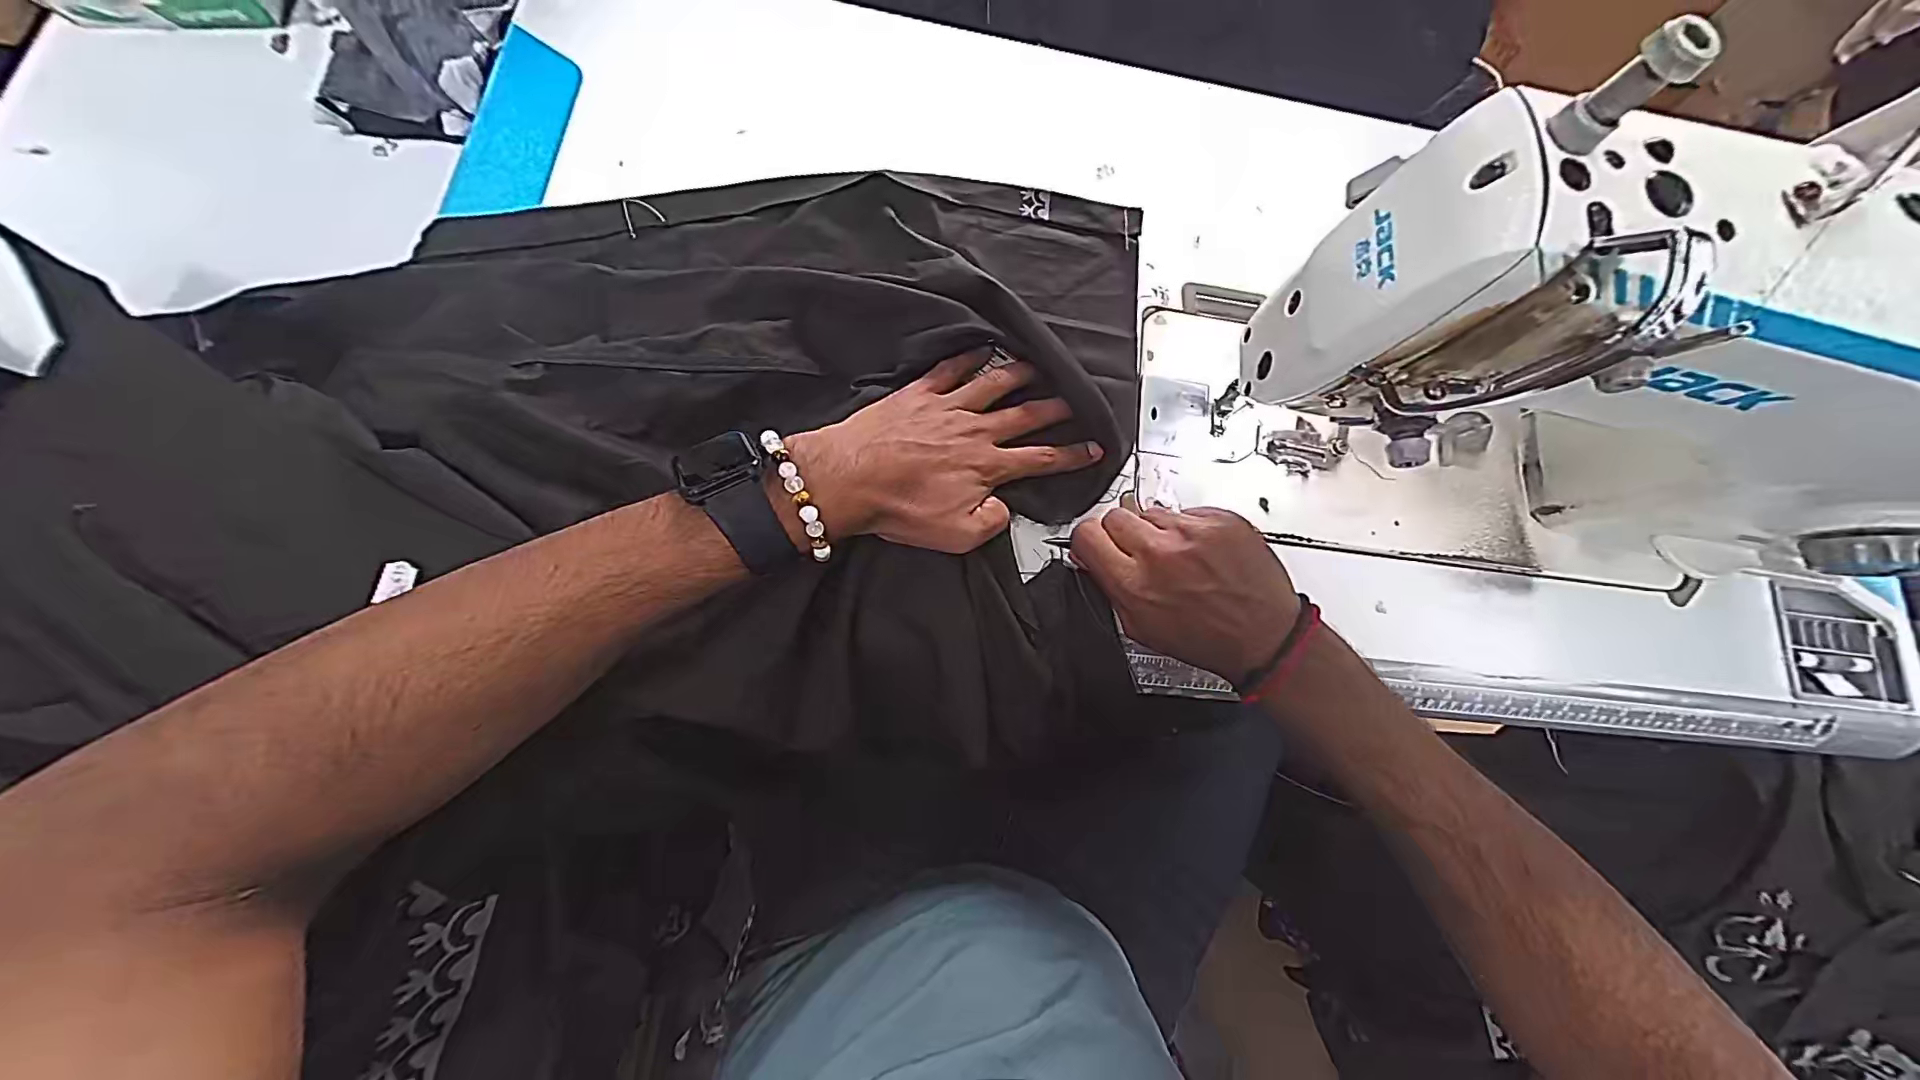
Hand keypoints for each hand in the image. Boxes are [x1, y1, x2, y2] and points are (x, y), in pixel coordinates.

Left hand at [787, 349, 1104, 554]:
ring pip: (995, 384)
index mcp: (986, 466)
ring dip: (1021, 375)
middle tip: (1075, 401)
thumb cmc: (896, 505)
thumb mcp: (955, 534)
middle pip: (1026, 415)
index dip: (1071, 454)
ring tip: (1039, 367)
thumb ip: (990, 521)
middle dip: (1056, 408)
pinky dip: (970, 357)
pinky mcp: (919, 394)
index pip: (1041, 458)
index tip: (1090, 448)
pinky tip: (981, 350)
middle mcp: (973, 431)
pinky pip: (951, 368)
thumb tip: (1003, 508)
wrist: (850, 480)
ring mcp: (947, 407)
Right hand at [1071, 504, 1300, 683]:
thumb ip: (1109, 589)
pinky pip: (1186, 511)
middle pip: (1114, 515)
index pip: (1086, 533)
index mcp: (1135, 584)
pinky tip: (1200, 552)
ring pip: (1150, 510)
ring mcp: (1192, 532)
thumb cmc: (1209, 639)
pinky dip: (1189, 528)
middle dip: (1120, 533)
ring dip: (1156, 530)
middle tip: (1138, 552)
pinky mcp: (1220, 519)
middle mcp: (1161, 553)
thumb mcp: (1141, 628)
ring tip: (1177, 556)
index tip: (1095, 545)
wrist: (1266, 637)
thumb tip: (1091, 560)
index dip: (1088, 540)